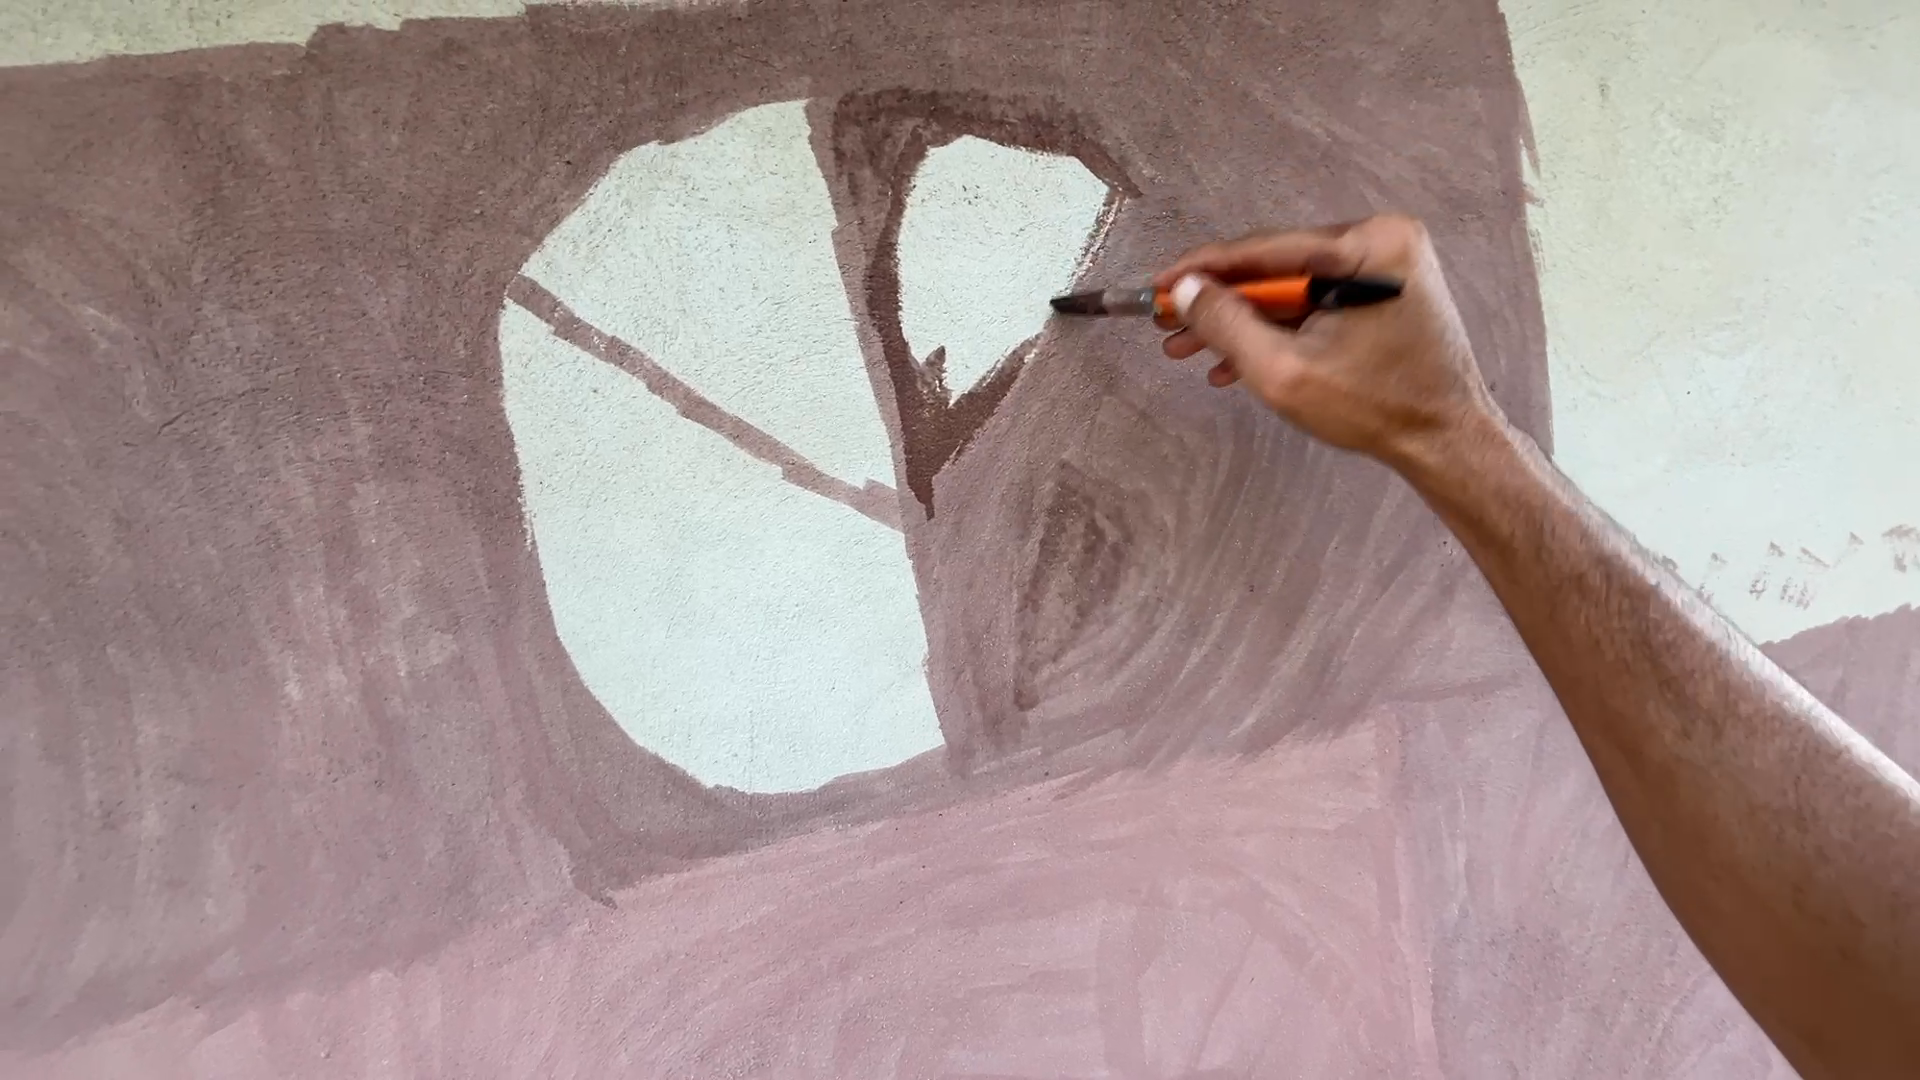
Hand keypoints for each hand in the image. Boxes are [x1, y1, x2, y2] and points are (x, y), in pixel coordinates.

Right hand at [1153, 215, 1504, 469]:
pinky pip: (1309, 303)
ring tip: (1187, 350)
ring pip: (1286, 290)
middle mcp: (1377, 241)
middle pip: (1272, 268)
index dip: (1202, 269)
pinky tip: (1230, 362)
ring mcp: (1381, 267)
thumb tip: (1184, 289)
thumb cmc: (1369, 407)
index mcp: (1365, 245)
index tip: (1158, 285)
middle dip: (1216, 303)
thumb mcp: (1282, 369)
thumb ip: (1227, 324)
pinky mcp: (1378, 293)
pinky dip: (1271, 330)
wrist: (1441, 438)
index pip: (1262, 249)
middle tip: (1167, 324)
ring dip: (1237, 322)